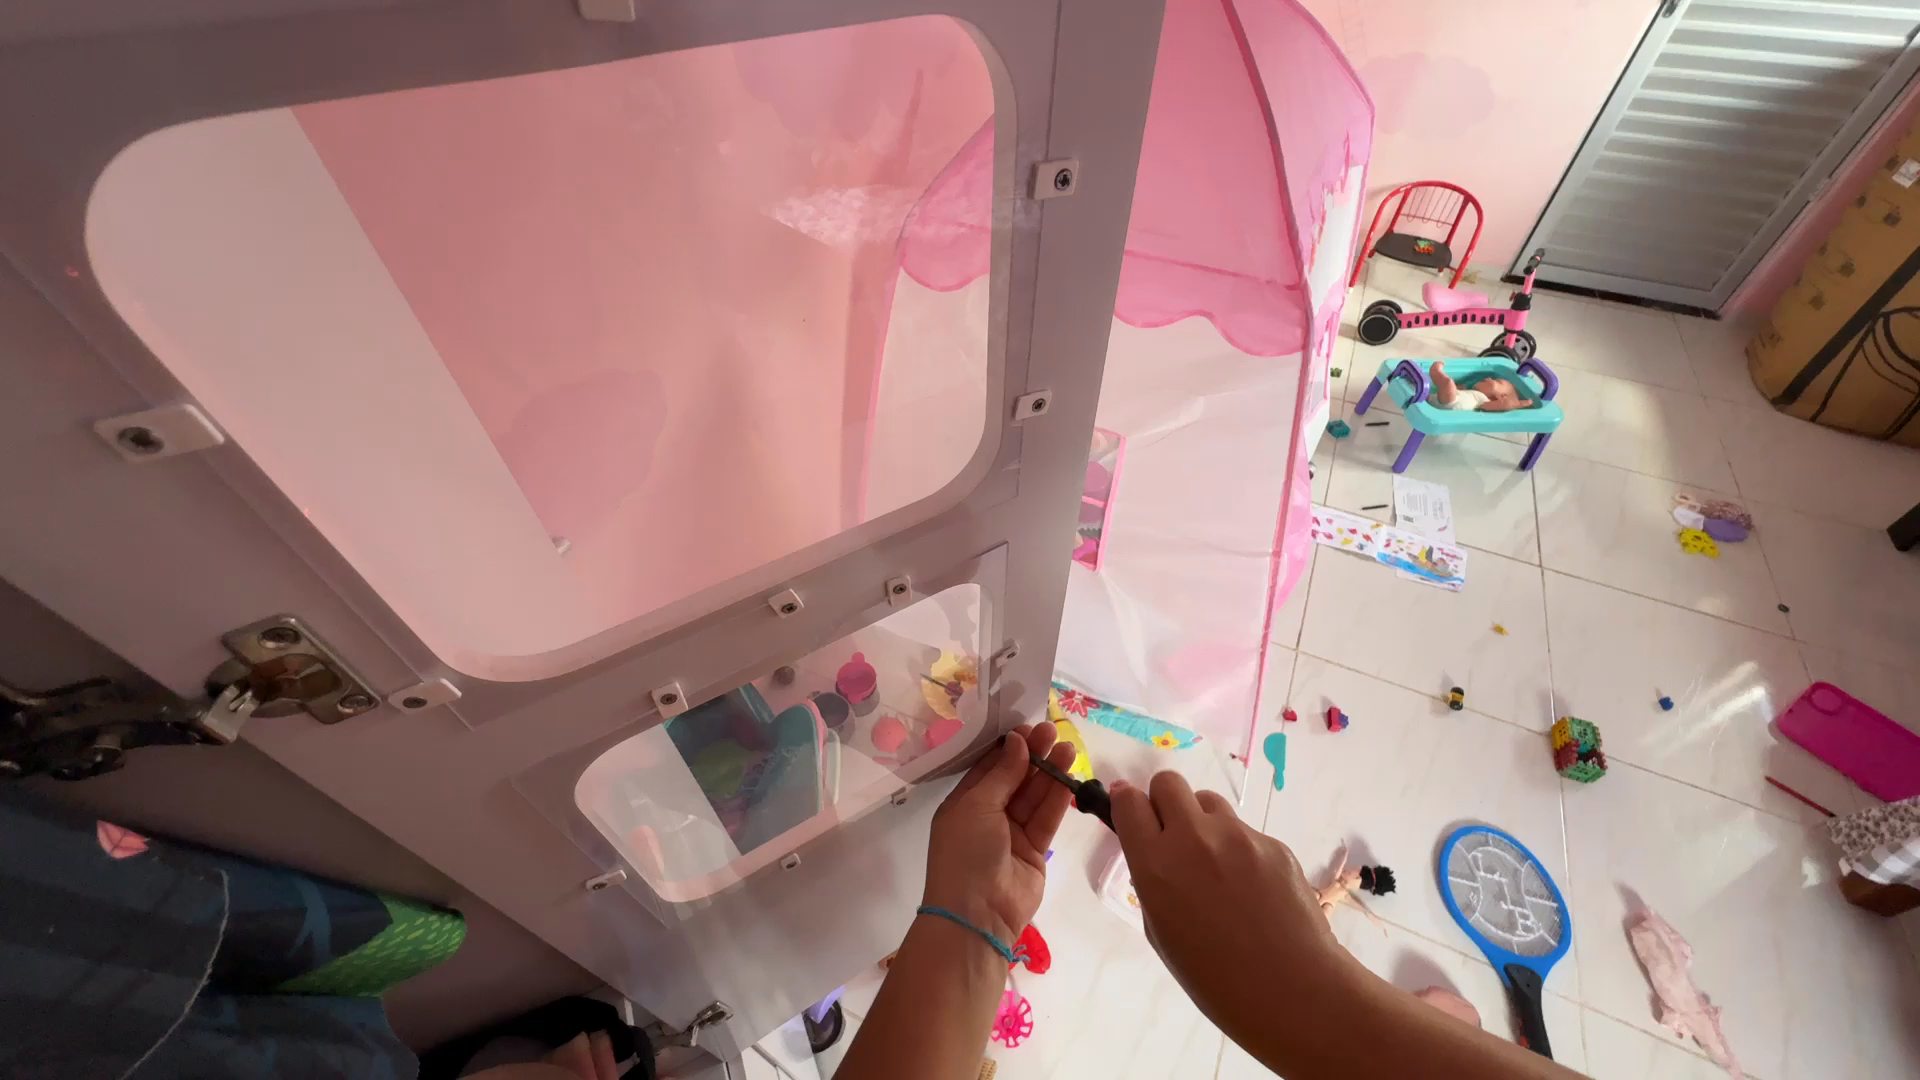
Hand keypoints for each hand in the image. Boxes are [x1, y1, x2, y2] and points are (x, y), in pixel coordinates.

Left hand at [921, 723, 1076, 944]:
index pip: (988, 766)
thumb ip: (1002, 774)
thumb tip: (1017, 741)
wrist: (977, 916)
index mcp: (964, 802)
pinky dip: (1058, 796)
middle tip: (1053, 730)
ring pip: (1034, 794)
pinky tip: (1069, 774)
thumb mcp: (977, 806)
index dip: (1009, 746)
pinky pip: (1047, 817)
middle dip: (1033, 754)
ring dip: (1050, 771)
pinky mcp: (1035, 849)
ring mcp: (1012, 832)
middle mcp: (988, 814)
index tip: (1028, 726)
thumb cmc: (965, 853)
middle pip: (1015, 777)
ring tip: (1069, 746)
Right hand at [1111, 772, 1355, 1038]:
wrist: (1298, 995)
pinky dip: (1240, 850)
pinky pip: (1244, 831)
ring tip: (1218, 866)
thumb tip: (1157, 854)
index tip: (1133, 816)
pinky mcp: (1273, 843)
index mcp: (1157, 864)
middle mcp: (1193, 837)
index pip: (1128, 800)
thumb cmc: (1216, 981)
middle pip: (1167, 782)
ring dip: (1203, 822)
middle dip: (1164, 802)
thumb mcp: (1161, 933)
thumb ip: (1152, 882)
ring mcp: (1238, 836)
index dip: (1126, 804)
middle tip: (1174, 836)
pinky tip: (1255, 890)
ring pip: (1208, 801)